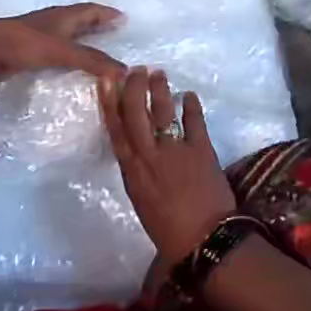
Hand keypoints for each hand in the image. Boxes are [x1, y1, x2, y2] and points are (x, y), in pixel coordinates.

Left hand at [0, 3, 125, 78]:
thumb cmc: (24, 43)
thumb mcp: (61, 51)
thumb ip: (91, 60)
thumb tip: (124, 71)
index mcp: (64, 15)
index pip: (91, 10)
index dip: (107, 13)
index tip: (123, 17)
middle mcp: (54, 21)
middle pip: (81, 19)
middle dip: (98, 23)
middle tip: (115, 29)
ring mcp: (41, 35)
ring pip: (69, 33)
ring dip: (84, 37)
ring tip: (98, 46)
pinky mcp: (30, 49)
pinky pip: (58, 47)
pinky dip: (70, 51)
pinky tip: (71, 61)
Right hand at [98, 67, 238, 262]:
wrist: (204, 240)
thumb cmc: (168, 229)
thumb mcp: (142, 200)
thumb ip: (138, 173)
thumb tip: (138, 152)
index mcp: (132, 171)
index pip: (116, 129)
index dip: (109, 103)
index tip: (105, 81)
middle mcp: (150, 155)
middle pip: (136, 113)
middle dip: (133, 87)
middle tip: (134, 69)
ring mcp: (176, 151)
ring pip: (163, 111)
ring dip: (159, 89)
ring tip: (158, 73)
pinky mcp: (202, 150)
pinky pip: (195, 121)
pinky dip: (191, 105)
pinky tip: (188, 94)